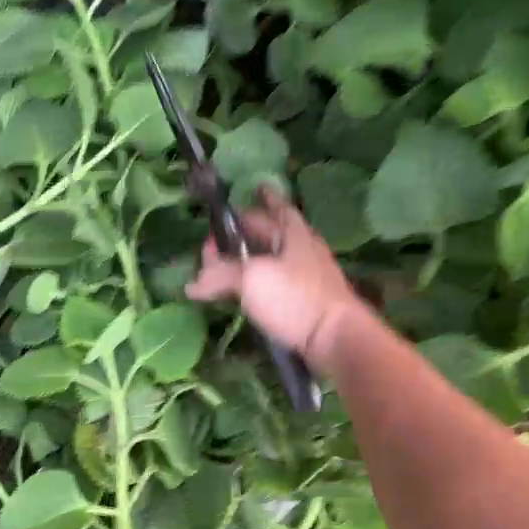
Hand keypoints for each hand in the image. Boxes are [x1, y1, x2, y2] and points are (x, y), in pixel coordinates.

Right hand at [185, 186, 363, 362]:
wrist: (336, 339)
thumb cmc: (295, 297)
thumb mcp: (250, 279)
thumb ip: (219, 275)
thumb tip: (191, 285)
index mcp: (294, 234)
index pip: (278, 207)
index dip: (264, 198)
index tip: (254, 189)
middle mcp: (304, 252)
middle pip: (275, 234)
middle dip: (250, 231)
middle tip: (225, 235)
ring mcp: (309, 279)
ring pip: (276, 260)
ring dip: (254, 259)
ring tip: (232, 264)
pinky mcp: (307, 305)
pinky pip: (278, 286)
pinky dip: (259, 284)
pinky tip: (248, 293)